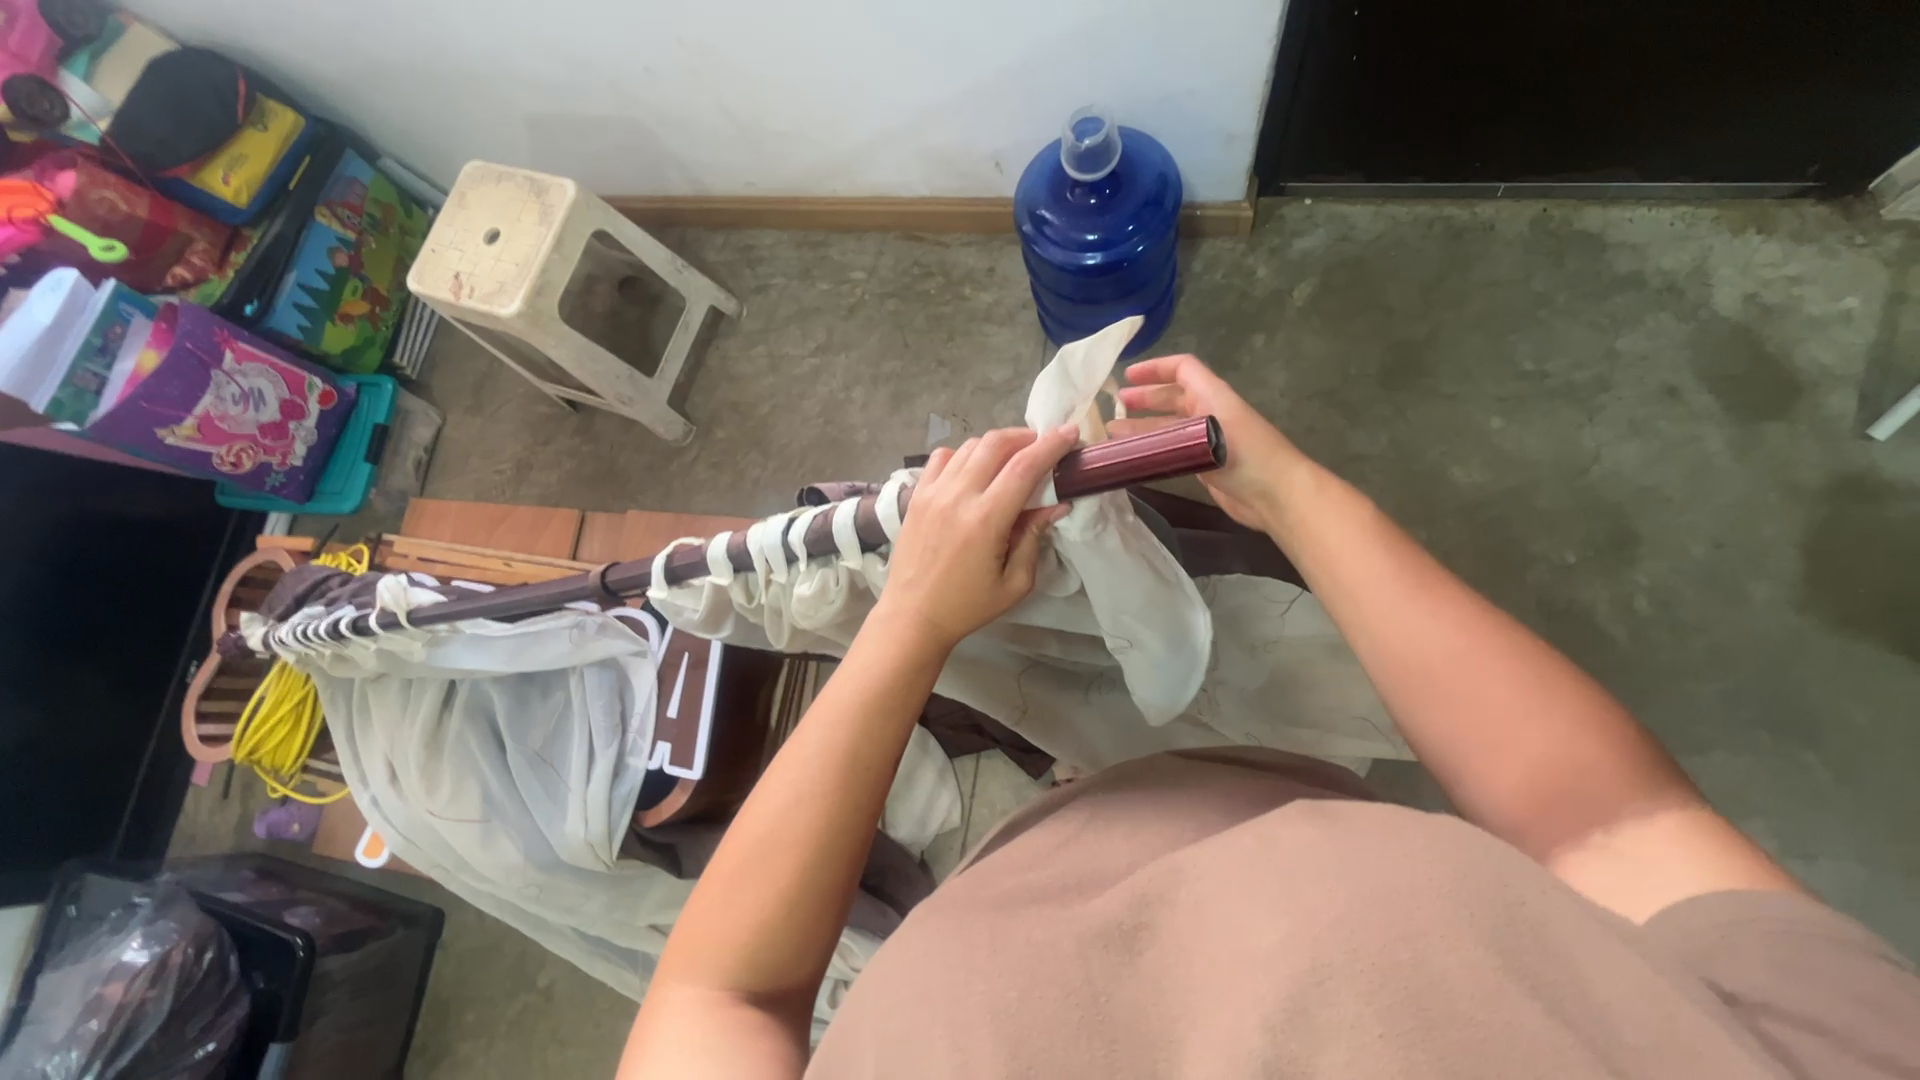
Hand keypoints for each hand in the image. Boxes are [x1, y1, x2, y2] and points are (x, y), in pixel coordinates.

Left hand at [874, 425, 1078, 650]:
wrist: (913, 616)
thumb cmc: (968, 606)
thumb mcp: (1015, 583)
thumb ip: (1034, 538)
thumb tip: (1057, 505)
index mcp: (985, 520)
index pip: (1024, 467)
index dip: (1051, 445)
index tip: (1070, 433)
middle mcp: (957, 496)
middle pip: (996, 444)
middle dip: (1025, 437)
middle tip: (1042, 446)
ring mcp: (932, 492)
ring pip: (969, 446)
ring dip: (996, 444)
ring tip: (1012, 458)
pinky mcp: (916, 495)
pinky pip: (942, 457)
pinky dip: (964, 454)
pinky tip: (974, 470)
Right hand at [1109, 354, 1303, 530]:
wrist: (1277, 494)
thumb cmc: (1246, 455)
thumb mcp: (1208, 431)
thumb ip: (1170, 432)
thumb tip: (1126, 437)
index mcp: (1213, 396)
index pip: (1182, 369)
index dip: (1155, 368)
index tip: (1128, 375)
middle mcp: (1209, 413)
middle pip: (1173, 397)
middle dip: (1145, 398)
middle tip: (1116, 405)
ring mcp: (1207, 440)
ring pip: (1169, 427)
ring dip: (1143, 427)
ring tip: (1114, 434)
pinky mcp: (1205, 464)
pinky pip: (1173, 450)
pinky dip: (1153, 450)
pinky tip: (1135, 457)